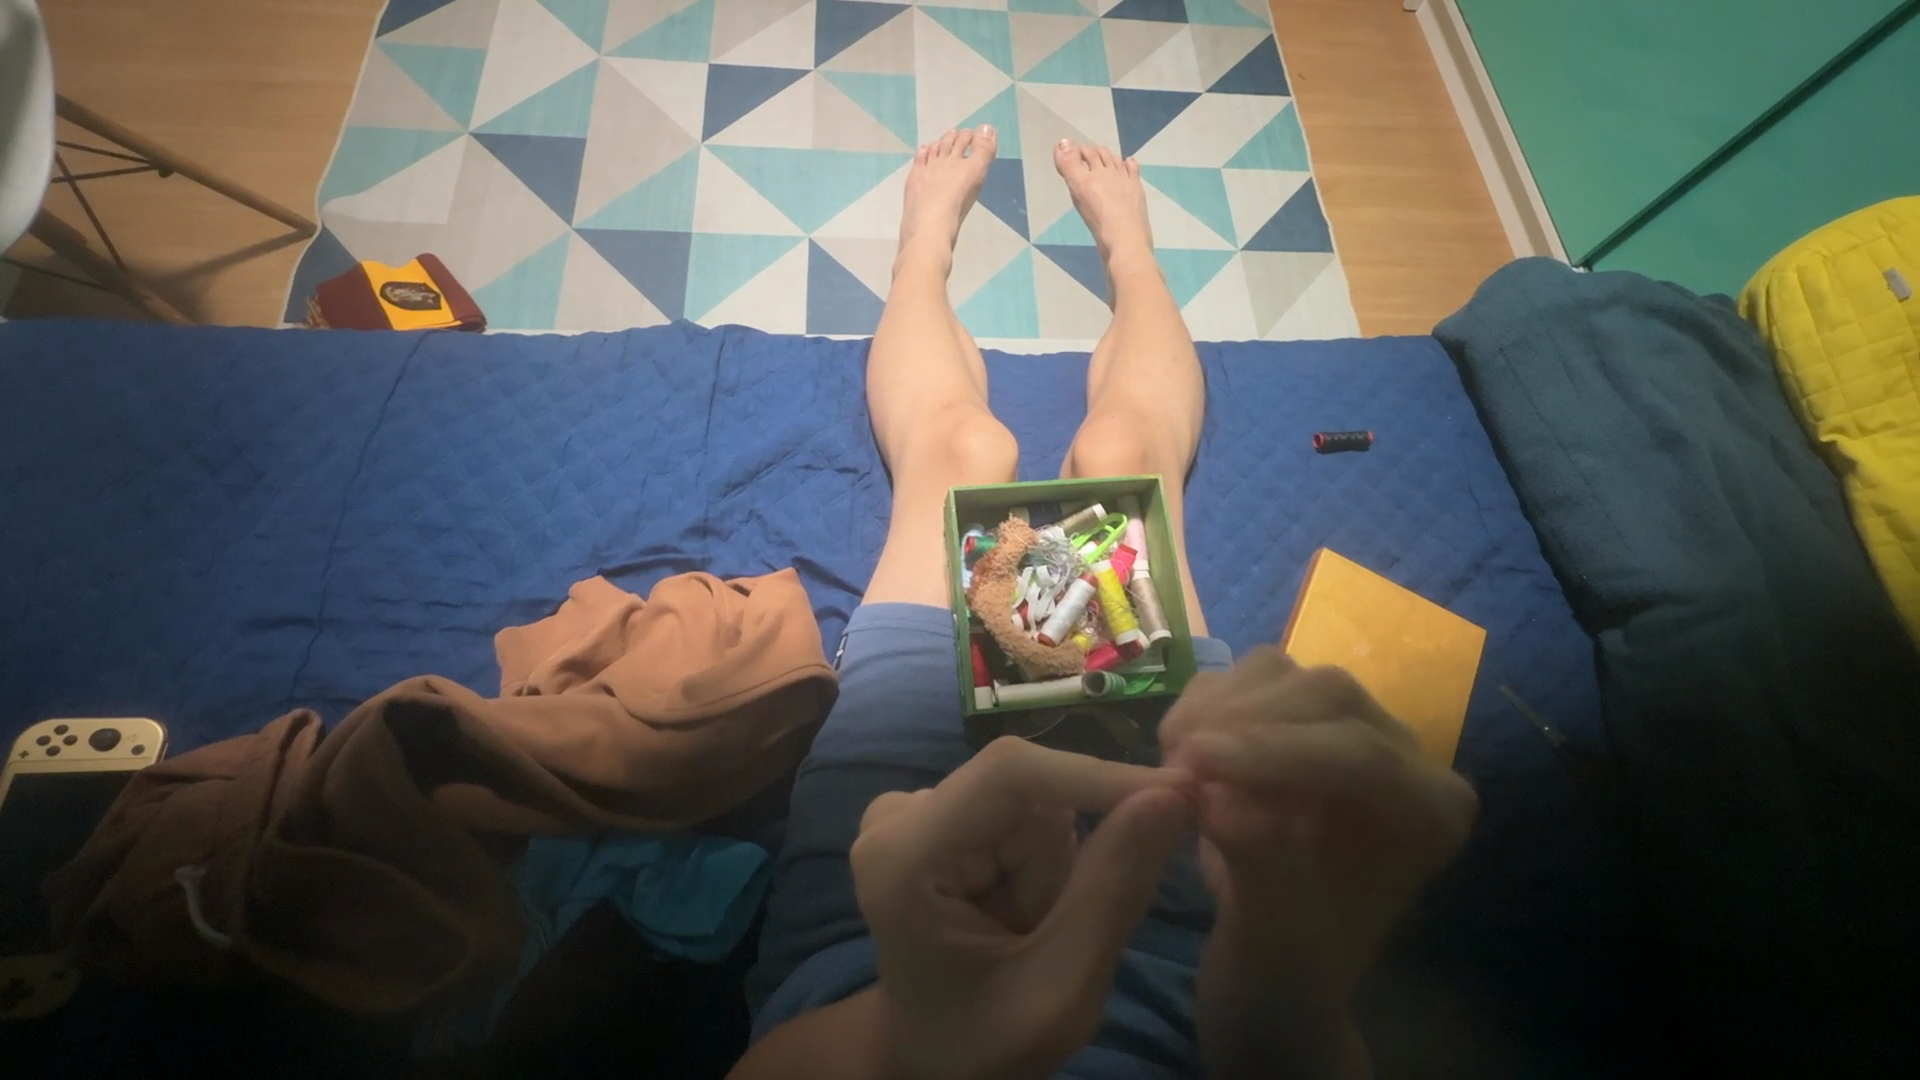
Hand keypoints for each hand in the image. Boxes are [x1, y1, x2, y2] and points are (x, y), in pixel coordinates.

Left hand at [850, 736, 1192, 1079]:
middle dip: (1065, 856)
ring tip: (1026, 929)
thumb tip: (1171, 795)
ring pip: (1031, 802)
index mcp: (902, 854)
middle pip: (1026, 789)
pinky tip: (1014, 908)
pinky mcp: (933, 811)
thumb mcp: (1060, 992)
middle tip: (1057, 932)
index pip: (1011, 773)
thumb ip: (1113, 890)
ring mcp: (911, 808)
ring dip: (1052, 865)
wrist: (932, 1056)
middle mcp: (897, 813)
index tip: (1180, 792)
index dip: (1098, 774)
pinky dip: (1039, 860)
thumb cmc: (984, 1043)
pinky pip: (1020, 811)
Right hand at [1161, 648, 1477, 1003]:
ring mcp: (1338, 719)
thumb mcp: (1273, 933)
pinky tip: (1179, 749)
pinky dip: (1198, 704)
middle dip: (1241, 723)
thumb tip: (1220, 802)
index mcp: (1428, 813)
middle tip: (1179, 763)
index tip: (1195, 763)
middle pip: (1324, 695)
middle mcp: (1397, 751)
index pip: (1364, 756)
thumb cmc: (1285, 952)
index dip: (1274, 751)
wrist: (1268, 942)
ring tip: (1177, 762)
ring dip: (1214, 709)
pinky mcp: (1286, 706)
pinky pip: (1238, 674)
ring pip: (1277, 671)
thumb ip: (1260, 865)